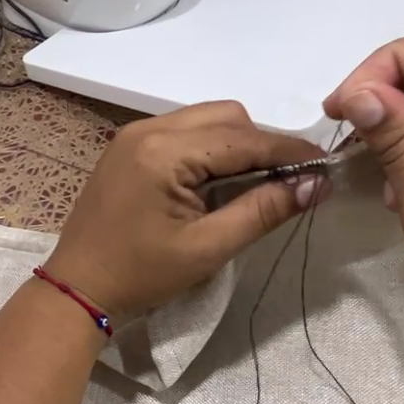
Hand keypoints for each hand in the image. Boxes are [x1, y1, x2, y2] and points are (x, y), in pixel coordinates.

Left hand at [44, 102, 322, 319]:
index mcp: (164, 152)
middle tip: (285, 181)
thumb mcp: (207, 248)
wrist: (77, 286)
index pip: (244, 139)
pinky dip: (208, 148)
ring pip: (205, 119)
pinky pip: (182, 132)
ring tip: (255, 183)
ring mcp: (133, 134)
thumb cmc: (140, 274)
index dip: (289, 151)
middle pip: (226, 116)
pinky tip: (218, 180)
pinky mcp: (127, 147)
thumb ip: (262, 211)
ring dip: (236, 144)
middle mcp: (148, 129)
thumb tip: (315, 186)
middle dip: (262, 144)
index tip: (325, 168)